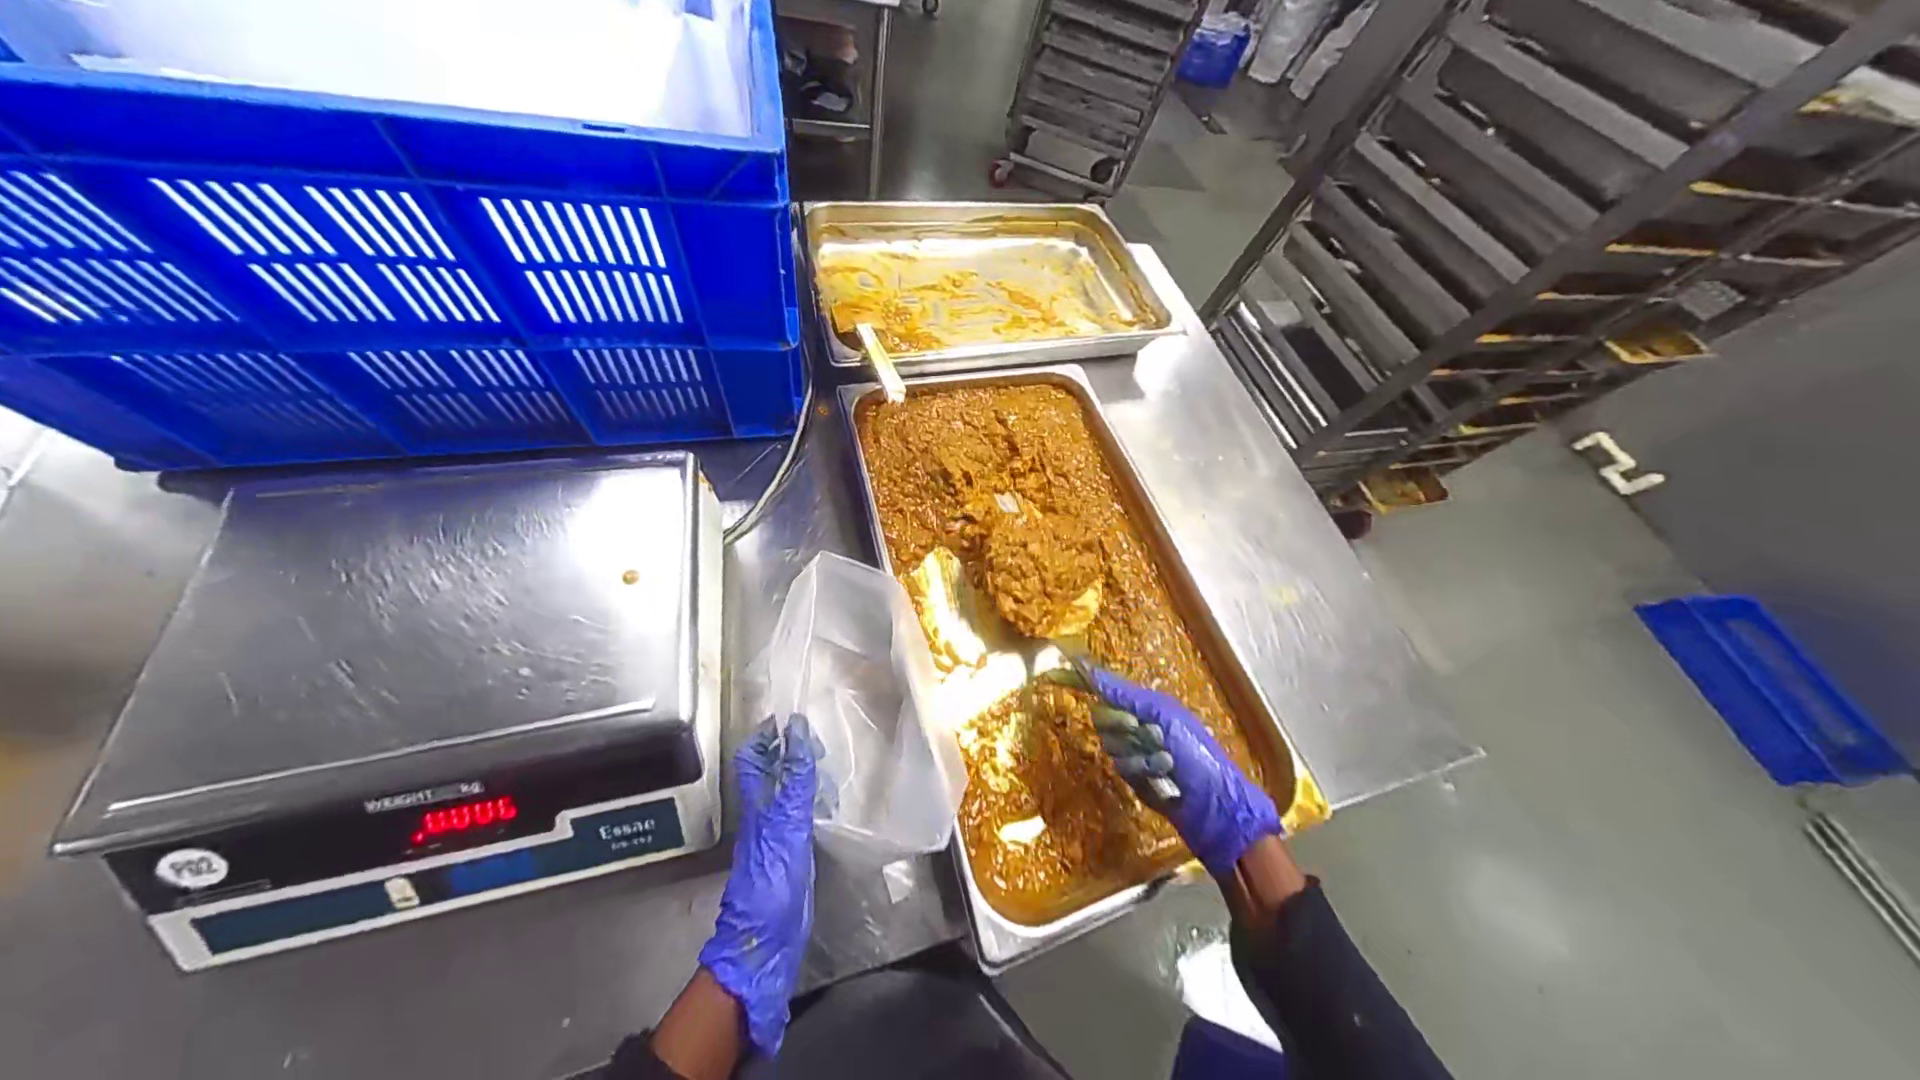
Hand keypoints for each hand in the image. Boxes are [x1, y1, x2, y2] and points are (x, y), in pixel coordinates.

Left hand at [696, 715, 818, 1056]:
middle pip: (770, 771)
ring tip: (829, 766)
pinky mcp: (791, 853)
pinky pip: (801, 814)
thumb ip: (794, 778)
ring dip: (803, 774)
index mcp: (757, 803)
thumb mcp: (786, 822)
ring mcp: (776, 835)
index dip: (764, 735)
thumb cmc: (772, 879)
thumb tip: (795, 728)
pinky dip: (814, 800)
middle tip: (817, 741)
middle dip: (788, 751)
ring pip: (786, 791)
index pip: (752, 757)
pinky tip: (832, 803)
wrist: (767, 940)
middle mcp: (763, 814)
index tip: (788, 717)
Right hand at [1077, 665, 1282, 879]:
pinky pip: (1120, 765)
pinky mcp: (1131, 775)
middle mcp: (1134, 722)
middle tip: (1141, 728)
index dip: (1077, 678)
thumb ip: (1124, 695)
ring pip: (1110, 743)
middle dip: (1120, 724)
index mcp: (1144, 703)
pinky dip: (1142, 769)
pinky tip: (1162, 777)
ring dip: (1137, 751)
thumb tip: (1090, 670)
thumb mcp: (1163, 715)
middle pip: (1101, 715)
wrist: (1212, 803)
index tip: (1051, 673)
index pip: (1103, 686)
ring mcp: (1132, 750)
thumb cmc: (1195, 752)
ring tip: (1165, 760)